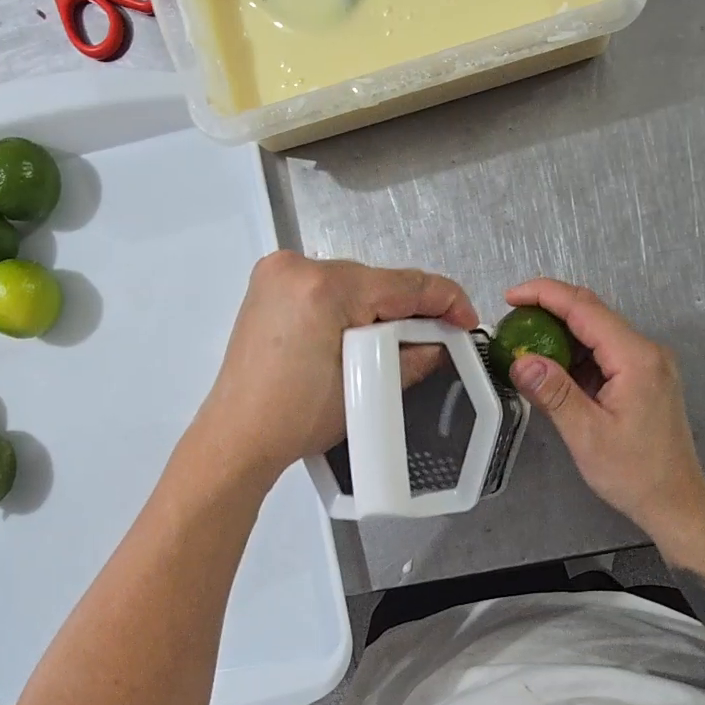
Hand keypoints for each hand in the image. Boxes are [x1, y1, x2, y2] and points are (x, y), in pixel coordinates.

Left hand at [196, 252, 477, 477]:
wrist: (238, 436)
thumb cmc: (294, 418)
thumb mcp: (365, 388)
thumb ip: (410, 357)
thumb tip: (437, 344)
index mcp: (322, 288)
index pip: (402, 283)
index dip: (444, 300)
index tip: (466, 318)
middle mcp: (296, 268)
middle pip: (376, 281)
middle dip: (409, 310)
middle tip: (436, 340)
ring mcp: (277, 276)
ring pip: (352, 284)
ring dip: (379, 310)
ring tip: (396, 346)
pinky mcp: (268, 291)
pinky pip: (325, 290)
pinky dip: (349, 309)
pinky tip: (360, 338)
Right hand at [504, 279, 704, 539]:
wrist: (674, 501)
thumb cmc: (633, 473)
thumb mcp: (586, 434)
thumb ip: (554, 393)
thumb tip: (521, 360)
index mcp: (636, 358)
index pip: (585, 308)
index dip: (545, 295)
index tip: (510, 297)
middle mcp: (647, 352)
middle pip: (593, 314)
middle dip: (550, 311)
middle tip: (511, 323)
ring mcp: (649, 365)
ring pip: (599, 333)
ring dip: (562, 335)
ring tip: (524, 345)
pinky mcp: (645, 379)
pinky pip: (606, 354)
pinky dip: (577, 356)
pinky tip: (553, 369)